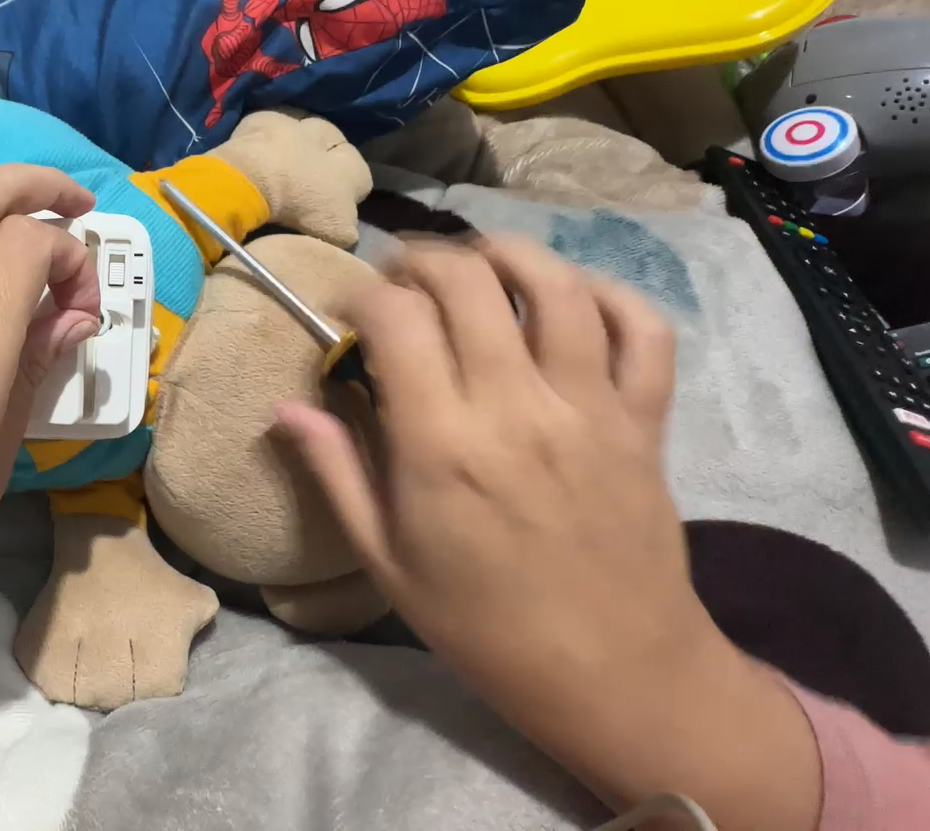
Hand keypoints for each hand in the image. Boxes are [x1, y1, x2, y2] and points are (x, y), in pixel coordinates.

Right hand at [277, 237, 820, 829]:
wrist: (615, 675)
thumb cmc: (480, 620)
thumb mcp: (384, 556)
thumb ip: (334, 470)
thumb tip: (284, 408)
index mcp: (442, 444)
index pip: (397, 319)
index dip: (362, 294)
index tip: (348, 309)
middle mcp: (517, 408)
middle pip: (469, 281)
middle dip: (421, 259)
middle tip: (398, 276)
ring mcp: (591, 408)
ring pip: (557, 286)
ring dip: (505, 253)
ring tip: (472, 261)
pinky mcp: (645, 420)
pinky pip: (643, 330)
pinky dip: (606, 293)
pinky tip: (566, 297)